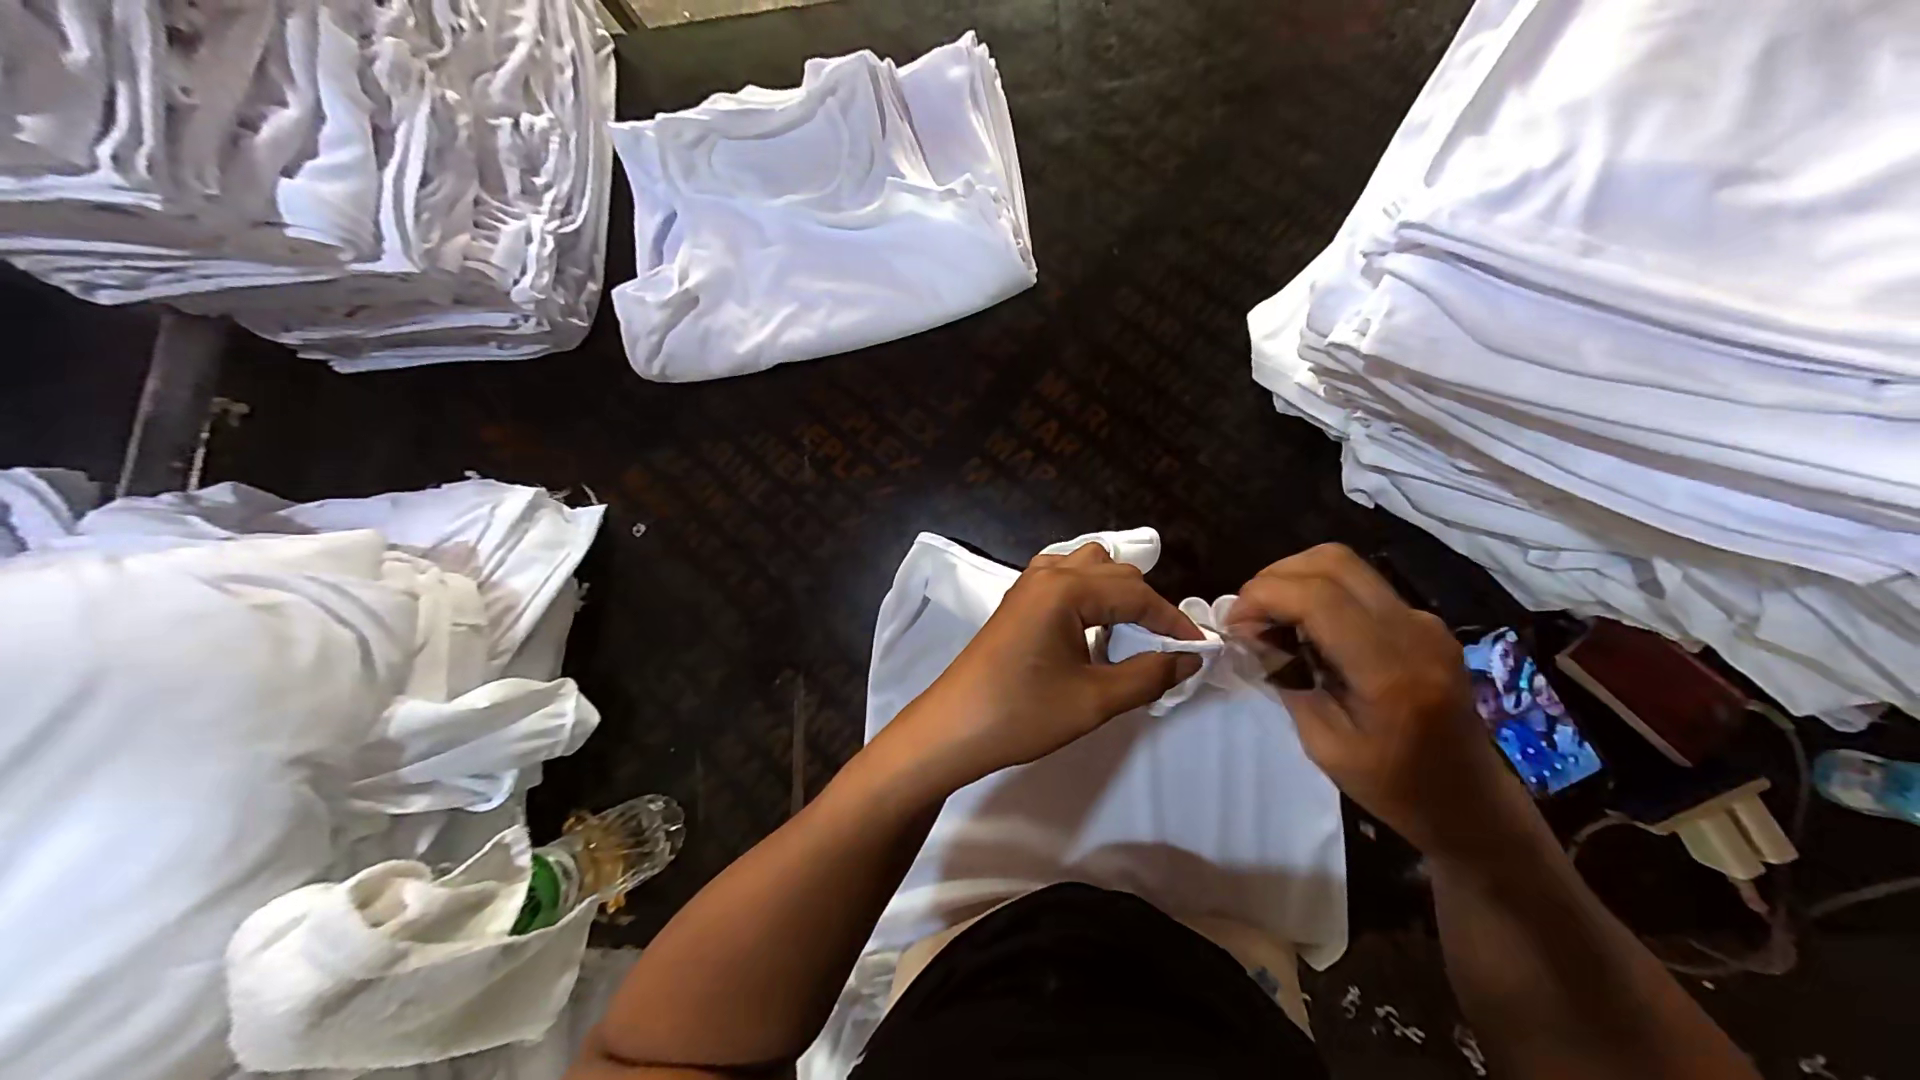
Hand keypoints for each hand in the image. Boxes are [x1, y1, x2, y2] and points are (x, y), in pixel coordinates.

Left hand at [880, 542, 1203, 791]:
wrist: (952, 730)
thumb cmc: (1020, 714)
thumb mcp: (1094, 701)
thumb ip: (1148, 676)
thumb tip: (1187, 660)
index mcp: (1065, 589)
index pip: (1136, 594)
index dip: (1171, 622)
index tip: (1199, 649)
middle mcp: (1047, 574)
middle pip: (1114, 573)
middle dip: (1147, 606)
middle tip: (1167, 648)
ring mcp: (1027, 585)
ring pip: (1087, 567)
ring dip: (1116, 593)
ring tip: (1132, 634)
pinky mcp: (1017, 601)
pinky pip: (1064, 579)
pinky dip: (1089, 594)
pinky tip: (1093, 628)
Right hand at [1227, 544, 1534, 861]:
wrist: (1469, 802)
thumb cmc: (1392, 786)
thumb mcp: (1322, 743)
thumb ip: (1285, 678)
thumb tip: (1248, 633)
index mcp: (1390, 670)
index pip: (1317, 597)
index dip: (1263, 597)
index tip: (1233, 625)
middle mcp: (1413, 630)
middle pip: (1331, 562)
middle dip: (1274, 579)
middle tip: (1247, 617)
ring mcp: (1423, 620)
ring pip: (1344, 564)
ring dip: (1294, 581)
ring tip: (1270, 619)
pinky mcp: (1422, 621)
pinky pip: (1358, 584)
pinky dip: (1316, 592)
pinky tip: (1302, 628)